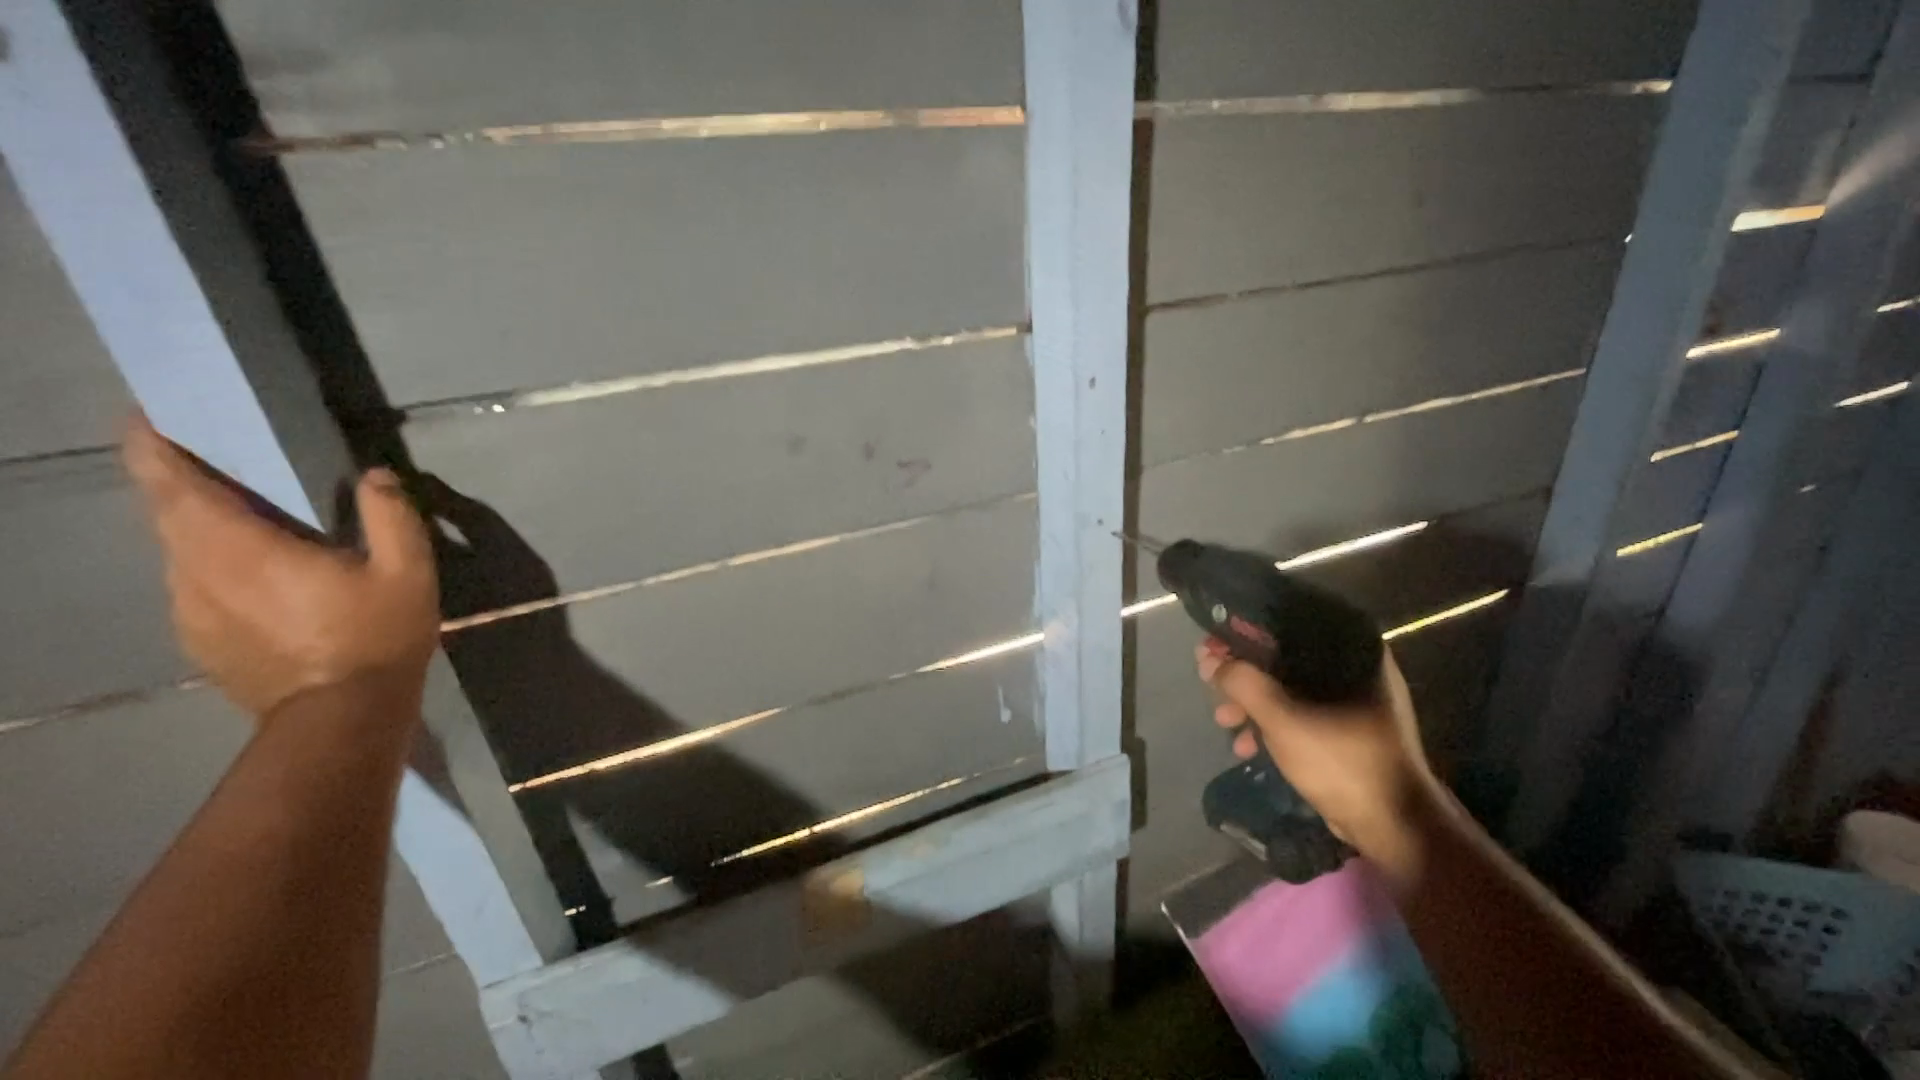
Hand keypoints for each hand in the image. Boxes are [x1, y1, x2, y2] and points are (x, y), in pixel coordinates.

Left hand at [124, 414, 439, 723]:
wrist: (340, 720)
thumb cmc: (374, 638)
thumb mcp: (407, 571)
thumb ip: (390, 515)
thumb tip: (375, 476)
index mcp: (239, 547)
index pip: (173, 483)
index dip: (152, 446)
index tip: (146, 418)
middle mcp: (196, 573)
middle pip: (165, 512)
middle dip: (173, 480)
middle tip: (198, 457)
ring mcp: (190, 612)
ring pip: (177, 552)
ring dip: (194, 527)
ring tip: (230, 517)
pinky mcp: (198, 642)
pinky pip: (191, 587)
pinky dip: (207, 567)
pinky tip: (246, 578)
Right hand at [1195, 638, 1441, 862]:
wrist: (1394, 825)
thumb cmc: (1341, 760)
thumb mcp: (1283, 720)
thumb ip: (1243, 685)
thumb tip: (1211, 661)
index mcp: (1353, 651)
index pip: (1288, 623)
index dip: (1244, 630)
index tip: (1212, 645)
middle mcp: (1357, 667)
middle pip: (1285, 657)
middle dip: (1244, 676)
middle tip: (1212, 686)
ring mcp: (1354, 701)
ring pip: (1290, 689)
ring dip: (1253, 704)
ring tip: (1224, 723)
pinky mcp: (1347, 730)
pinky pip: (1301, 714)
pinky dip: (1273, 725)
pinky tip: (1247, 747)